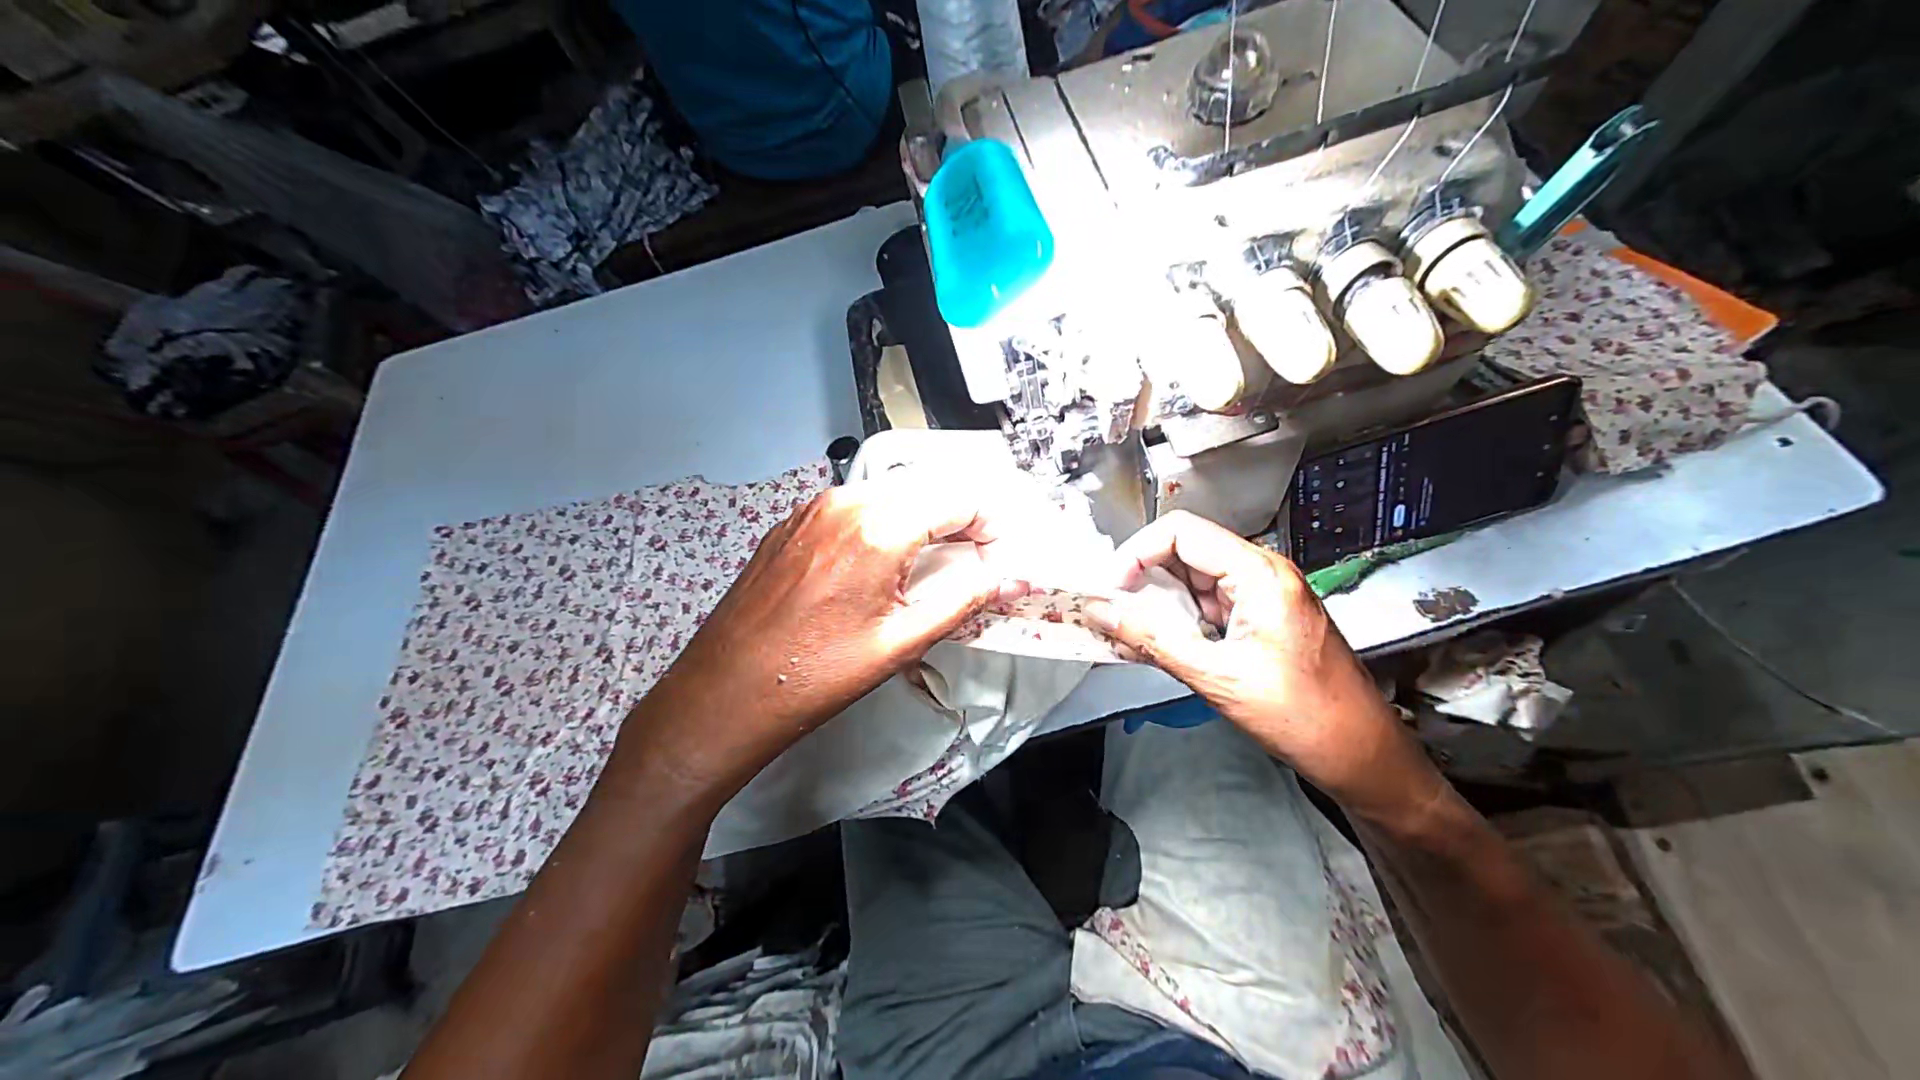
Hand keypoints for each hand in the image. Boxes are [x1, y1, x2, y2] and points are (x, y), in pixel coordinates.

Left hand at [608, 472, 1027, 804]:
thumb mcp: (900, 643)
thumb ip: (963, 598)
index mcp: (876, 529)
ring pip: (889, 493)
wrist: (724, 692)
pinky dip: (884, 523)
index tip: (1000, 553)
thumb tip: (1009, 576)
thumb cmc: (811, 677)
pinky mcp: (792, 524)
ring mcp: (812, 510)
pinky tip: (883, 564)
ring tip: (931, 566)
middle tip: (974, 560)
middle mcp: (843, 504)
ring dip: (922, 518)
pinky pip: (854, 507)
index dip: (990, 522)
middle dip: (960, 517)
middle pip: (925, 487)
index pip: (958, 497)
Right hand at [1085, 511, 1446, 831]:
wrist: (1361, 752)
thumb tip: (1104, 612)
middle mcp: (1263, 575)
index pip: (1180, 533)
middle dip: (1141, 580)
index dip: (1136, 554)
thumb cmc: (1309, 716)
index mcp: (1260, 575)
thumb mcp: (1216, 676)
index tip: (1112, 588)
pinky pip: (1206, 605)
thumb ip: (1151, 639)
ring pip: (1191, 581)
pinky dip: (1177, 621)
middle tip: (1112, 612)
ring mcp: (1262, 596)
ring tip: (1130, 634)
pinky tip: (1157, 644)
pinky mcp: (1259, 618)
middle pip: (1183, 553)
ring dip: (1156, 604)